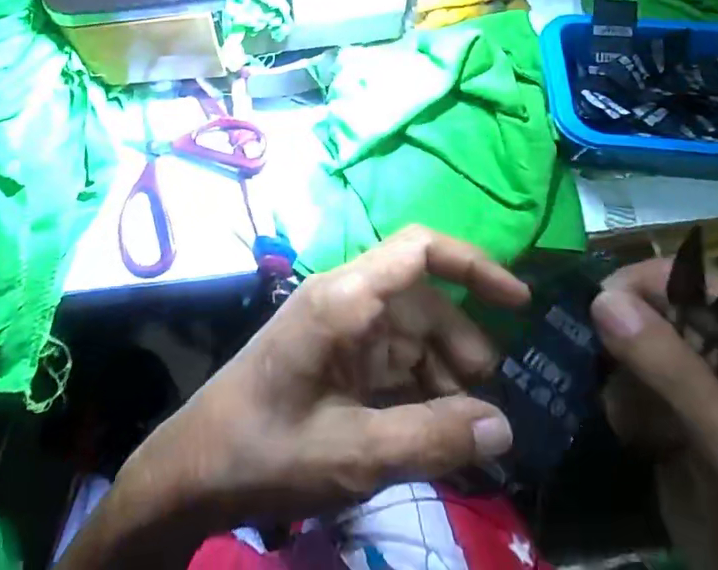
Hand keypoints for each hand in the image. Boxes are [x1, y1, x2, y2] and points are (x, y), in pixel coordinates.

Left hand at [56, 227, 528, 568]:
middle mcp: (342, 303)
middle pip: (423, 301)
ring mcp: (336, 331)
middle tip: (484, 408)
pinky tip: (434, 436)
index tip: (520, 302)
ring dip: (443, 376)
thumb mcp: (353, 453)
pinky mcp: (332, 359)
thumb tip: (503, 426)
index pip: (416, 249)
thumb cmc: (266, 450)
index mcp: (341, 301)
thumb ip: (431, 438)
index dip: (472, 263)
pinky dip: (419, 391)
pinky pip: (391, 361)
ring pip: (411, 335)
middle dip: (462, 347)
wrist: (196, 468)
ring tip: (461, 434)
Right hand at [593, 259, 717, 569]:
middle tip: (621, 382)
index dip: (648, 286)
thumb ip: (674, 375)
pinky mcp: (685, 422)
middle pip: (664, 316)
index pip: (705, 288)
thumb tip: (600, 297)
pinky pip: (634, 387)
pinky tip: (639, 441)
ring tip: (639, 427)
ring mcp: (714, 393)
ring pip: (639, 350)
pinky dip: (625, 408)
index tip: (596, 306)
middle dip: (632, 344)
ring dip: (626, 382)